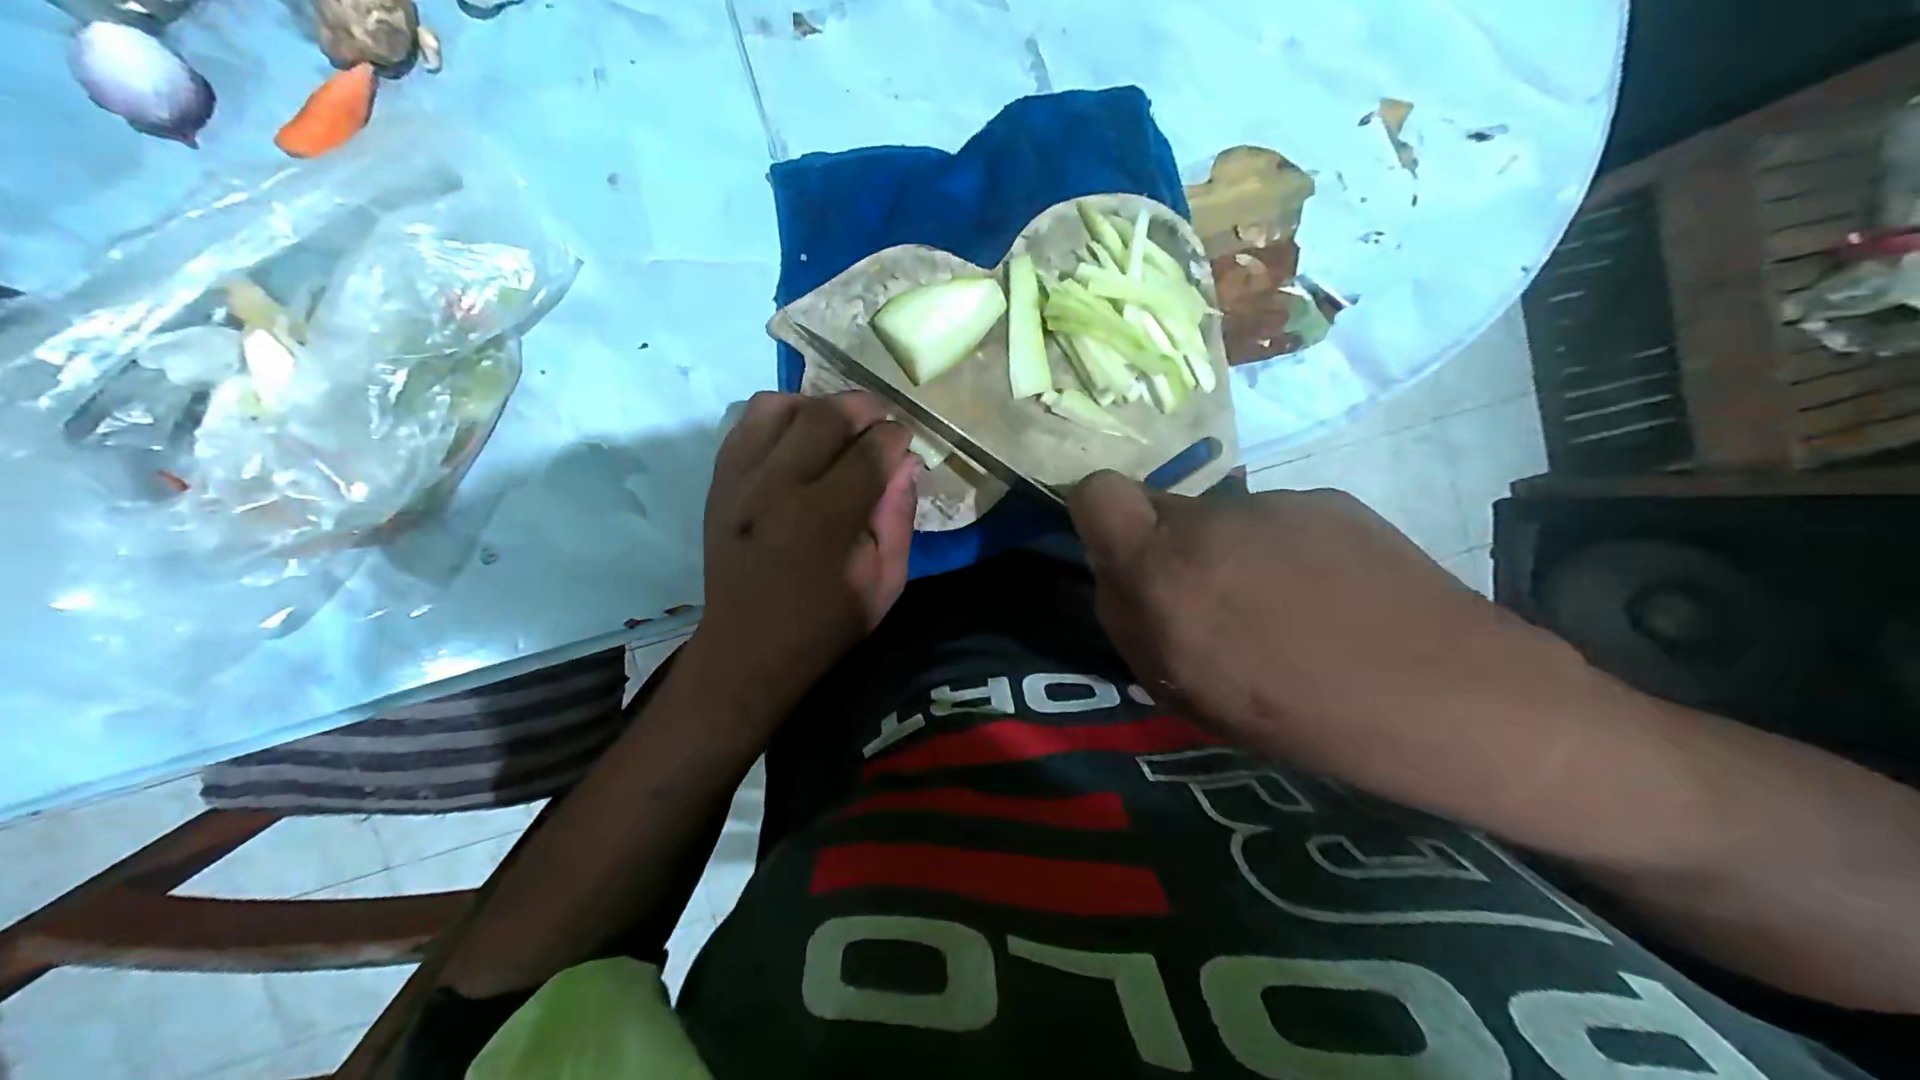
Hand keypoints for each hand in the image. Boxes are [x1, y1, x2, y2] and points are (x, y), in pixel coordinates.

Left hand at [693, 391, 918, 710]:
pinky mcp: (719, 480)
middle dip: (864, 408)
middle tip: (879, 423)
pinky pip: (748, 422)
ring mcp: (739, 480)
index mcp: (824, 521)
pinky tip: (799, 437)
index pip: (870, 451)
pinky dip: (780, 416)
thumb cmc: (826, 622)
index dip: (897, 437)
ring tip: (837, 426)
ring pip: (781, 406)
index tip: (905, 443)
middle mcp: (776, 489)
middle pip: (826, 415)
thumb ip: (899, 517)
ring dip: (818, 406)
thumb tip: (906, 461)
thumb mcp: (885, 582)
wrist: (749, 647)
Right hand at [1066, 471, 1573, 755]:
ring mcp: (1273, 503)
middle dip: (1169, 550)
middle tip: (1214, 605)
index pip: (1095, 493)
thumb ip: (1133, 622)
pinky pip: (1275, 520)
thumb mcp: (1185, 692)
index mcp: (1163, 573)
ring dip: (1229, 553)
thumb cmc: (1298, 717)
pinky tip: (1329, 598)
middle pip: (1159, 511)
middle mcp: (1209, 522)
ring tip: (1285, 610)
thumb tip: (1119, 578)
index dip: (1099, 517)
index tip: (1124, 557)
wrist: (1447, 696)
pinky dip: (1283, 550)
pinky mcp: (1328, 498)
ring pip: (1219, 519)